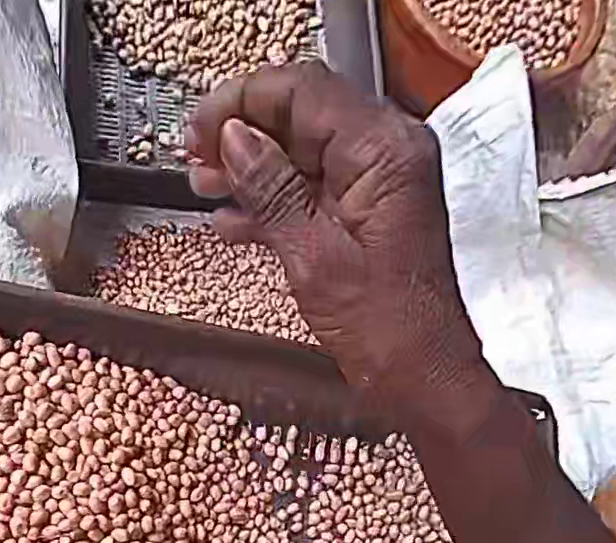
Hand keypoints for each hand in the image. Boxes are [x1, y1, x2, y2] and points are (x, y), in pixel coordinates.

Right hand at [185, 61, 486, 415]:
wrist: (420, 376)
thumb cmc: (387, 330)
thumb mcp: (315, 259)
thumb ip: (272, 194)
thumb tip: (235, 141)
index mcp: (384, 154)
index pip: (303, 93)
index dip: (242, 104)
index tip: (199, 129)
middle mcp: (387, 157)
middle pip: (302, 118)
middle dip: (242, 134)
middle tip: (195, 158)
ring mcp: (377, 187)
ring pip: (301, 156)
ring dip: (250, 169)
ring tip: (205, 186)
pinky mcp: (365, 217)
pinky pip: (312, 192)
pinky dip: (271, 202)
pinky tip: (233, 220)